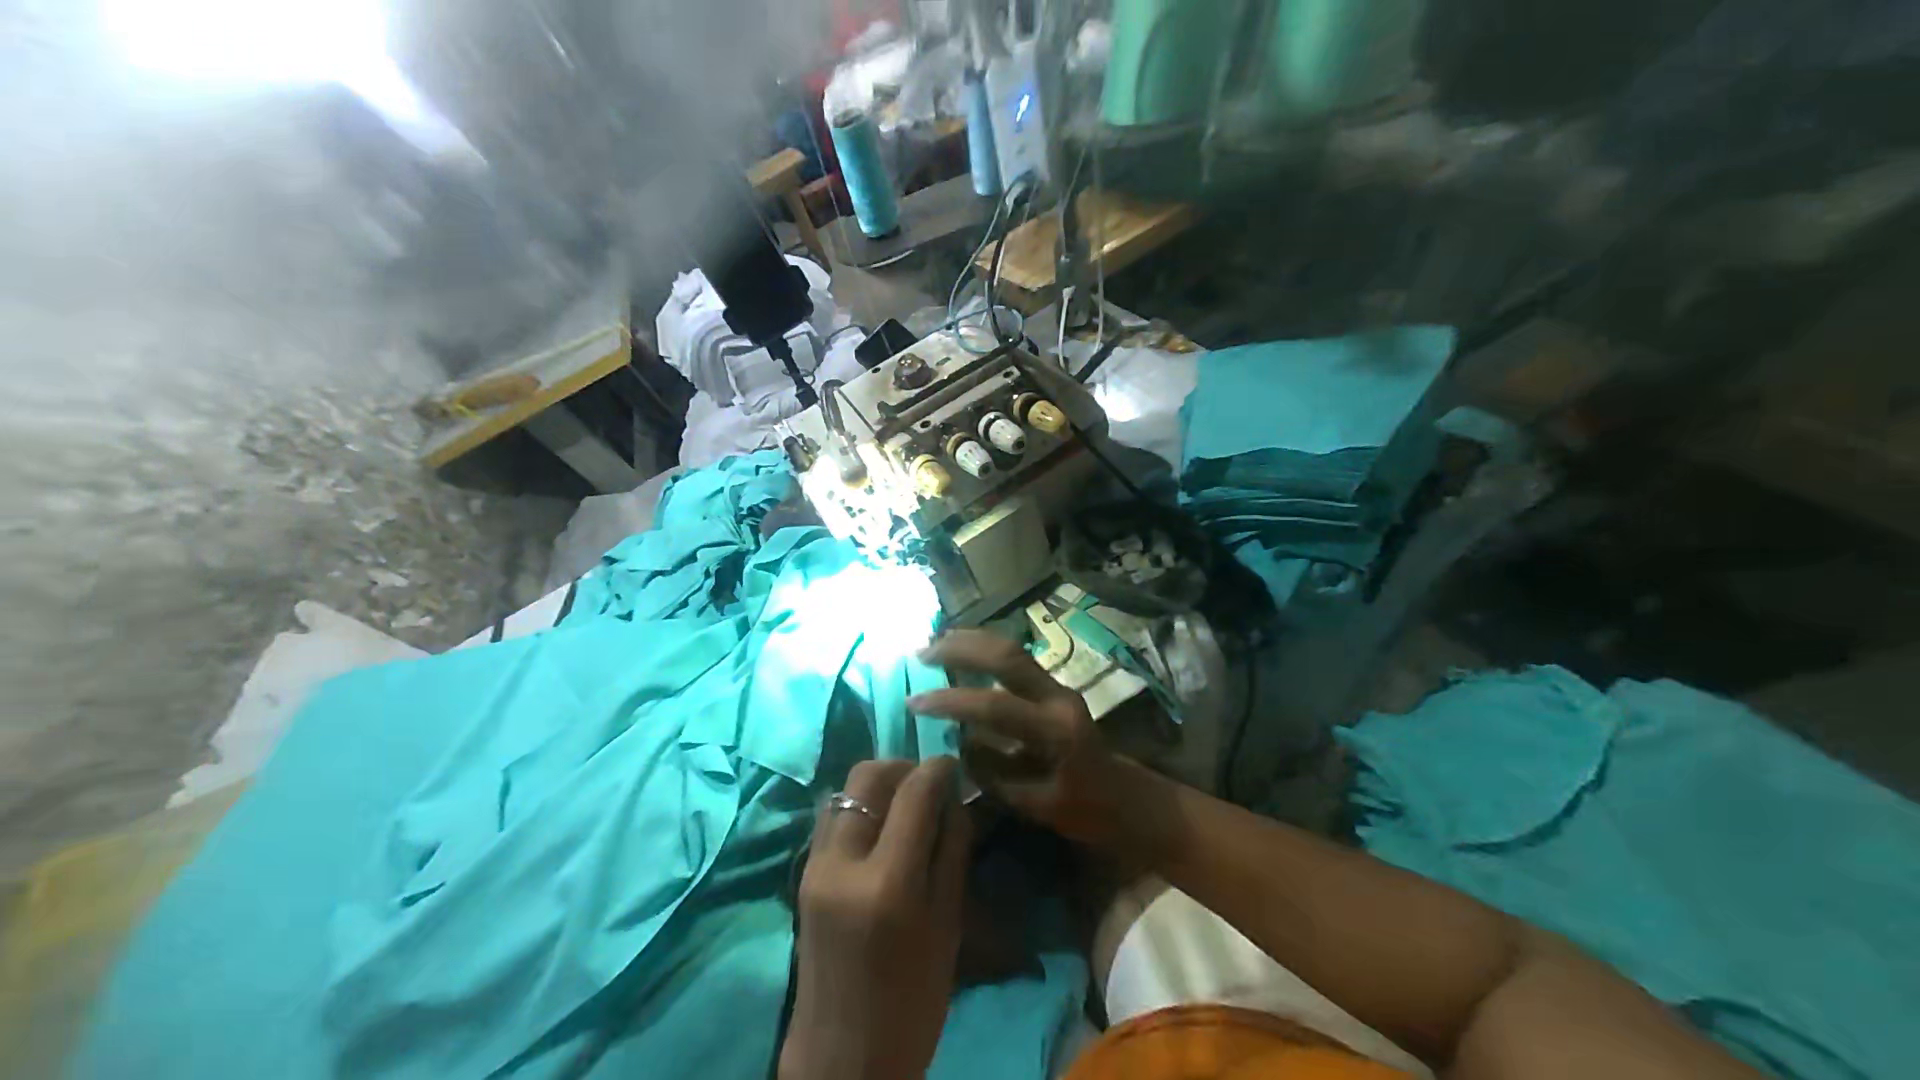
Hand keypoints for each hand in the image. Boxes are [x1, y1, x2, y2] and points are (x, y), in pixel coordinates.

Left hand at [781, 758, 972, 1079]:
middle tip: (929, 783)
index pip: (913, 793)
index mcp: (887, 883)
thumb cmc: (913, 999)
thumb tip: (954, 797)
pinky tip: (881, 828)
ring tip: (906, 804)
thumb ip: (951, 852)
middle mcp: (842, 863)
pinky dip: (859, 807)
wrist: (844, 1055)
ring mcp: (814, 866)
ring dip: (878, 785)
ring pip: (844, 791)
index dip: (938, 769)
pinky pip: (832, 818)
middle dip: (903, 767)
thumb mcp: (948, 924)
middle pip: (868, 776)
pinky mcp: (802, 874)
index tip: (954, 765)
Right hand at [908, 631, 1123, 846]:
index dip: (951, 702)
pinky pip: (1015, 660)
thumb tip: (956, 741)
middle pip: (1006, 657)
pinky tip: (960, 651)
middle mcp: (1057, 698)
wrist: (1126, 798)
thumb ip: (992, 773)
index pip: (995, 707)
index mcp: (1055, 731)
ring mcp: (1058, 687)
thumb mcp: (1033, 805)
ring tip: (934, 642)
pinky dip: (984, 650)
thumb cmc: (1084, 811)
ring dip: (971, 641)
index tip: (915, 703)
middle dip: (961, 650)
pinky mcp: (1053, 687)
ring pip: (1011, 649)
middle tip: (921, 653)